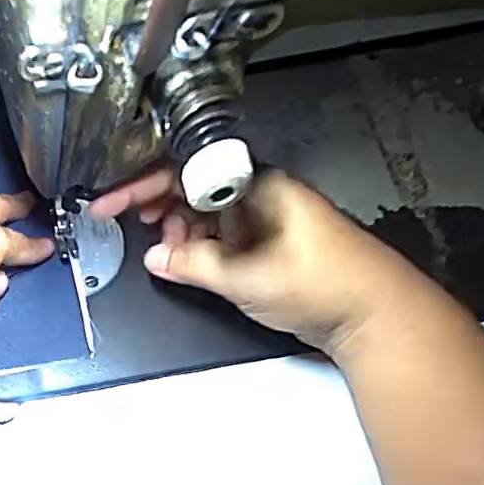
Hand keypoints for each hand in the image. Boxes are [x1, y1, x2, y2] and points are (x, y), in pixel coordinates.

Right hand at [88, 168, 442, 357]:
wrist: (372, 313)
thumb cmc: (323, 283)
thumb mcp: (246, 276)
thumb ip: (194, 265)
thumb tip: (158, 259)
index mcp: (255, 184)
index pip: (185, 172)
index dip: (142, 187)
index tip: (111, 205)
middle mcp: (259, 193)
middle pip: (194, 188)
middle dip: (160, 209)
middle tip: (138, 233)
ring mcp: (265, 218)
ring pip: (208, 214)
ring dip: (181, 233)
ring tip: (168, 256)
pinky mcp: (270, 243)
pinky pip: (225, 236)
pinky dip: (202, 249)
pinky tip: (190, 263)